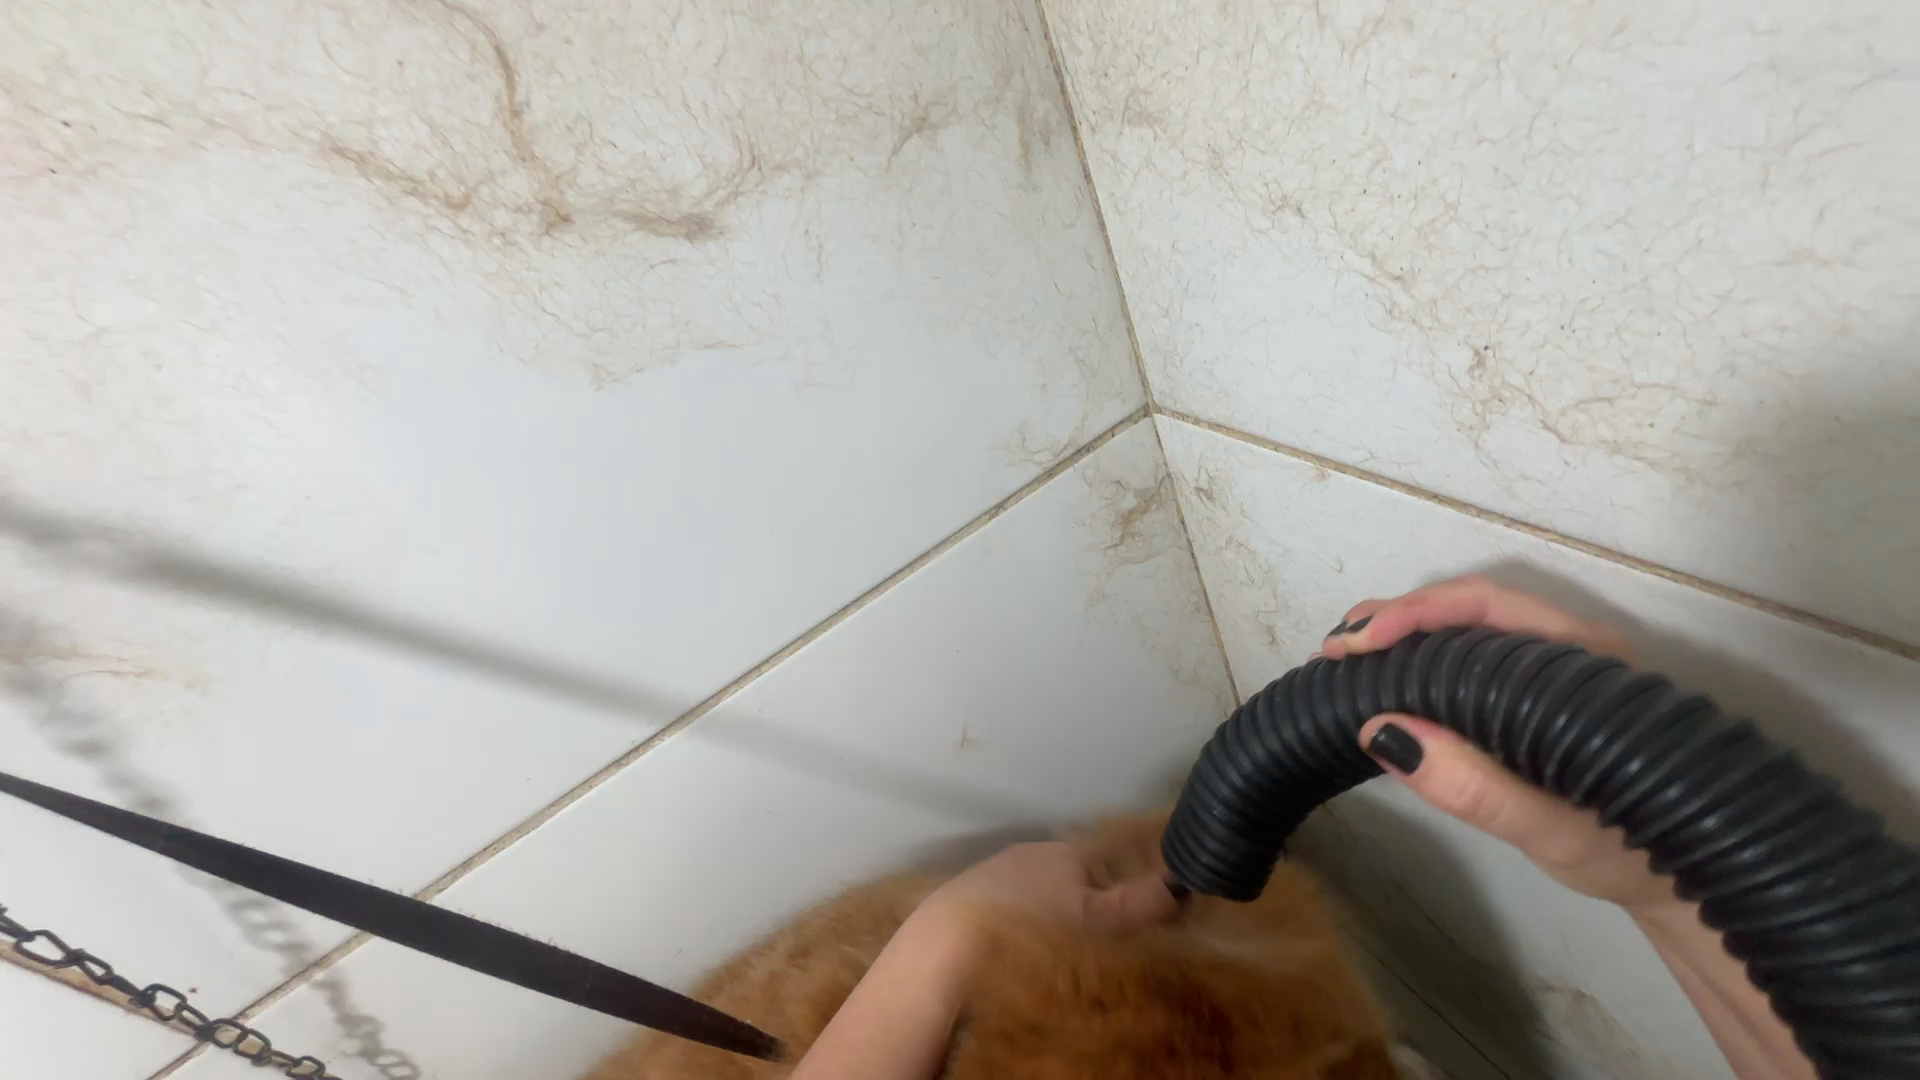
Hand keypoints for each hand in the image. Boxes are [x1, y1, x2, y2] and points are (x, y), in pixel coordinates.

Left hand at [919, 841, 1179, 932]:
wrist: (948, 945)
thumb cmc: (1032, 926)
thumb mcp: (1099, 921)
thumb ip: (1141, 904)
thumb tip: (1181, 881)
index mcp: (1068, 852)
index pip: (1110, 864)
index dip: (1125, 893)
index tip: (1133, 925)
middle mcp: (1032, 853)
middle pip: (1073, 878)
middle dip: (1087, 905)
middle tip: (1097, 945)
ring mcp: (996, 873)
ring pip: (1039, 893)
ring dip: (1051, 915)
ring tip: (1058, 953)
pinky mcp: (969, 899)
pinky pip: (1008, 909)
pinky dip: (1018, 926)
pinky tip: (1018, 952)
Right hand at [1324, 575, 1676, 912]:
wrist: (1683, 882)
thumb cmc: (1629, 852)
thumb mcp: (1554, 832)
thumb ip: (1477, 788)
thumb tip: (1377, 731)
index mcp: (1582, 662)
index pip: (1486, 605)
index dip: (1414, 612)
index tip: (1357, 641)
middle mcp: (1563, 648)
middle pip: (1465, 605)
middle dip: (1393, 617)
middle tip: (1336, 647)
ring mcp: (1544, 667)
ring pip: (1460, 626)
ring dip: (1397, 634)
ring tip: (1345, 655)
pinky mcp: (1525, 689)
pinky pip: (1461, 654)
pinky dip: (1412, 657)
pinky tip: (1381, 674)